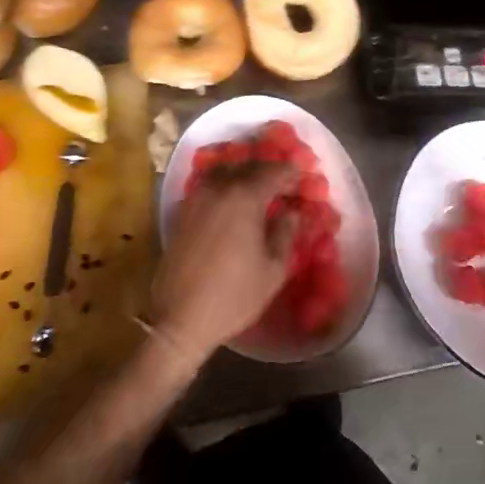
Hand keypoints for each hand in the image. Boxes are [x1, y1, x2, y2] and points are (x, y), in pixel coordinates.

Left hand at [148, 163, 298, 365]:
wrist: (180, 317)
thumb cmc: (234, 295)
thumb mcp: (273, 269)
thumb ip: (286, 233)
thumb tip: (291, 212)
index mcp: (244, 197)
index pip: (274, 172)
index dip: (291, 174)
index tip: (303, 181)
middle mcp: (219, 188)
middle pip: (248, 166)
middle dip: (269, 171)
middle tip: (285, 184)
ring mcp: (196, 197)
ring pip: (225, 171)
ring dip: (245, 174)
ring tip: (260, 189)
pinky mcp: (182, 211)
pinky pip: (209, 185)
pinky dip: (225, 184)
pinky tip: (234, 201)